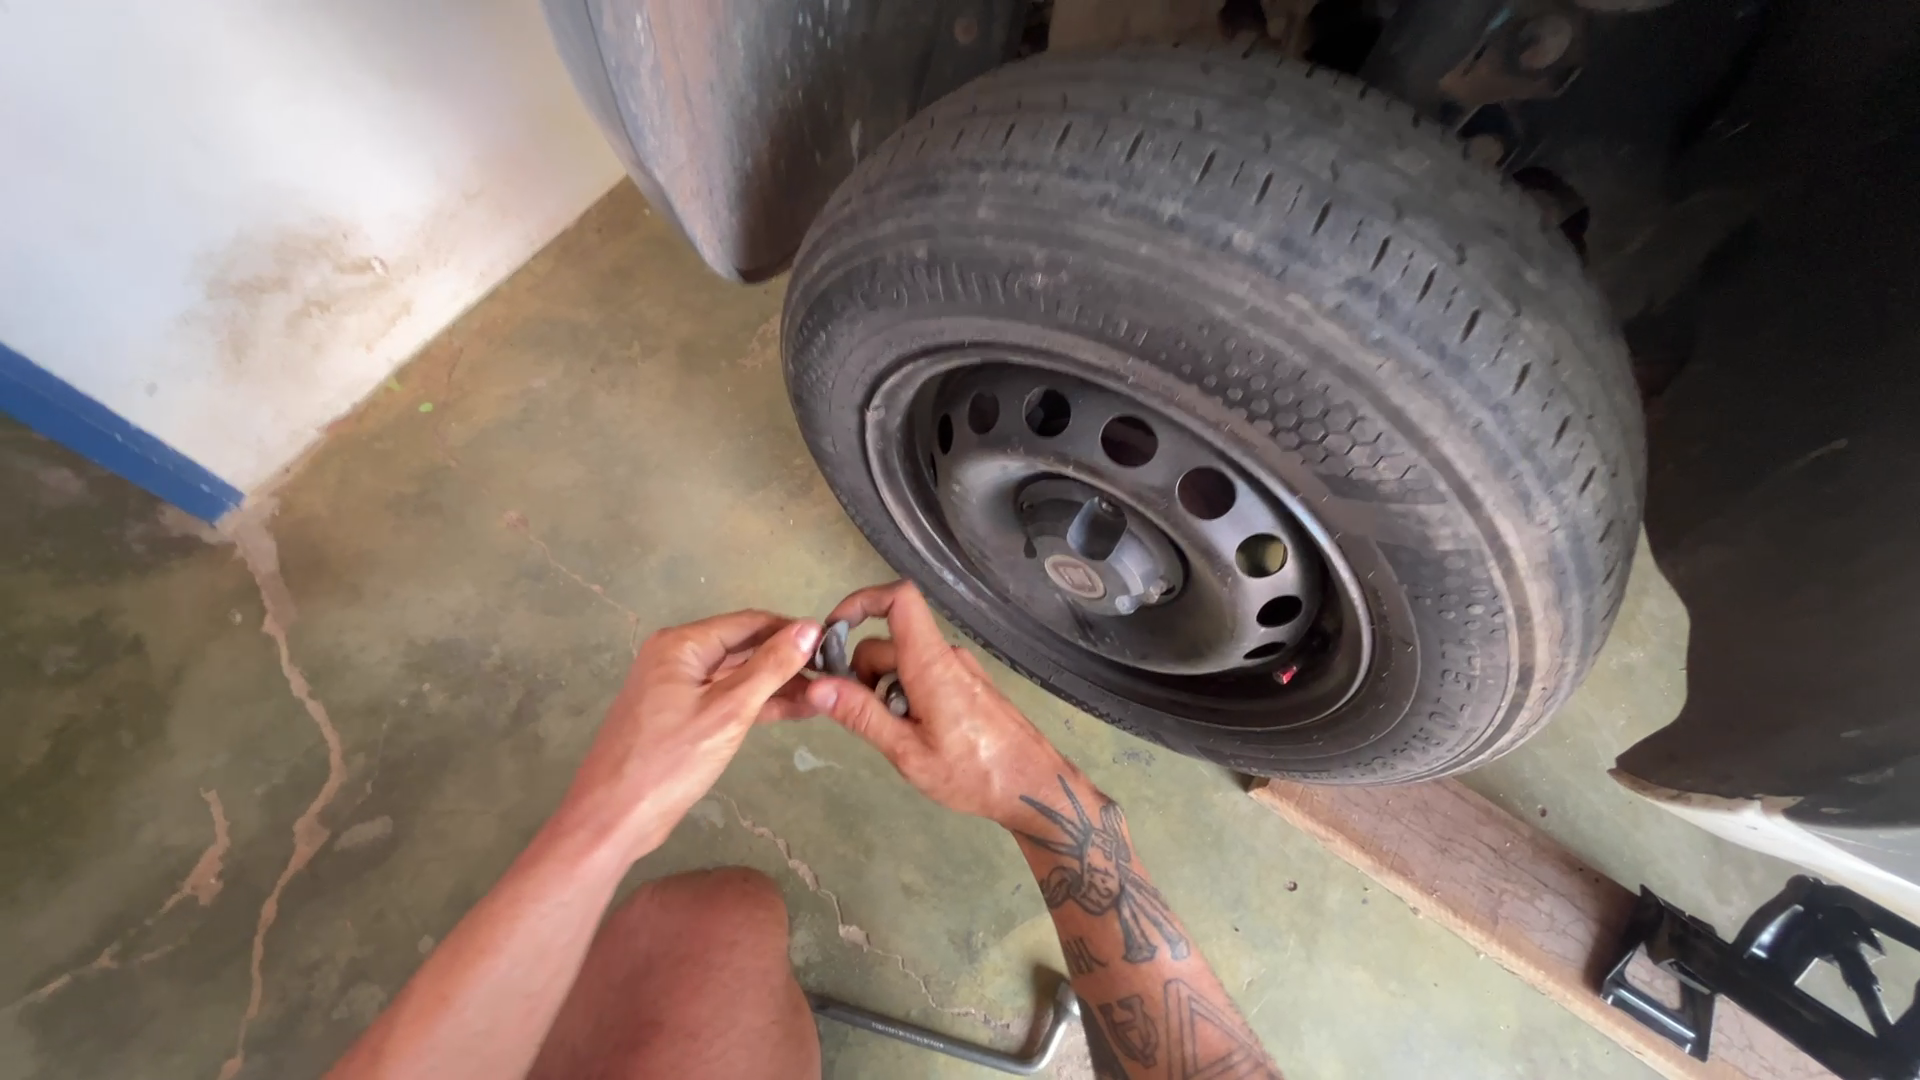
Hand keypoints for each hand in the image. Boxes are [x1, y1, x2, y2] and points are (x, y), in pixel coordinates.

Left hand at [561, 611, 821, 858]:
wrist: (612, 821)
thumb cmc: (670, 761)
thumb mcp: (729, 711)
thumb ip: (772, 667)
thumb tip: (810, 628)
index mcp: (682, 645)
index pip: (750, 623)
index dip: (792, 631)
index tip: (833, 645)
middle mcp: (677, 656)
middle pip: (744, 646)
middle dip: (788, 659)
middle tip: (832, 674)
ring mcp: (677, 687)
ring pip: (738, 674)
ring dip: (777, 684)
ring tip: (822, 695)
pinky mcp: (681, 714)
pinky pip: (726, 697)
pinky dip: (758, 703)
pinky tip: (795, 710)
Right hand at [805, 581, 1077, 825]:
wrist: (1034, 785)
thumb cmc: (973, 773)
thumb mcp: (907, 753)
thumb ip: (862, 715)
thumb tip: (816, 685)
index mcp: (931, 663)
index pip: (900, 599)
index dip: (862, 600)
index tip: (833, 632)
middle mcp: (946, 655)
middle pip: (889, 641)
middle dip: (862, 672)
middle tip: (860, 717)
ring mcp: (960, 669)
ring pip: (904, 661)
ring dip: (885, 689)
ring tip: (895, 735)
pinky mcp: (968, 684)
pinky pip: (924, 674)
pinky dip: (906, 694)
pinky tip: (915, 734)